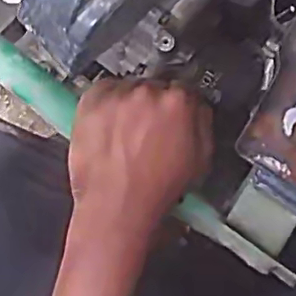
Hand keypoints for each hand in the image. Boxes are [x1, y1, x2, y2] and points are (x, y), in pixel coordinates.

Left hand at [68, 81, 211, 238]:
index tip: (169, 115)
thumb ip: (202, 124)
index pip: (182, 90)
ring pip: (128, 89)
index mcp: (179, 103)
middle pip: (154, 88)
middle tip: (144, 131)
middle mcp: (149, 92)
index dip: (175, 106)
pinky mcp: (94, 101)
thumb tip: (197, 108)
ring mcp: (119, 95)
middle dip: (151, 106)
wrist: (116, 207)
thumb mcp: (200, 160)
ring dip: (127, 104)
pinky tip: (108, 127)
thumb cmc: (156, 190)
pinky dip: (105, 104)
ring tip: (124, 133)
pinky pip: (103, 91)